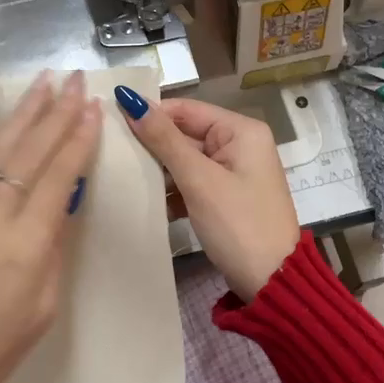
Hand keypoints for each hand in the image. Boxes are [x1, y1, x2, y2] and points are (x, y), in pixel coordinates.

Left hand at [0, 71, 101, 382]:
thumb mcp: (43, 306)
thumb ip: (55, 247)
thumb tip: (64, 199)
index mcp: (26, 244)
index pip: (59, 176)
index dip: (79, 139)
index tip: (93, 107)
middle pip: (29, 152)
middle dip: (56, 112)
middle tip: (73, 79)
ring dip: (20, 111)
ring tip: (41, 82)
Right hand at [115, 87, 299, 302]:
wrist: (272, 282)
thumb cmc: (238, 223)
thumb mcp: (199, 180)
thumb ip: (164, 140)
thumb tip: (131, 100)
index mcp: (241, 131)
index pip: (186, 109)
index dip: (151, 114)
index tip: (113, 125)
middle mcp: (240, 144)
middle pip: (186, 133)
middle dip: (152, 145)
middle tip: (112, 153)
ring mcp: (234, 172)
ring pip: (186, 160)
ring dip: (160, 170)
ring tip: (123, 176)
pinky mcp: (226, 197)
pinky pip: (193, 182)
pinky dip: (173, 190)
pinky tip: (148, 200)